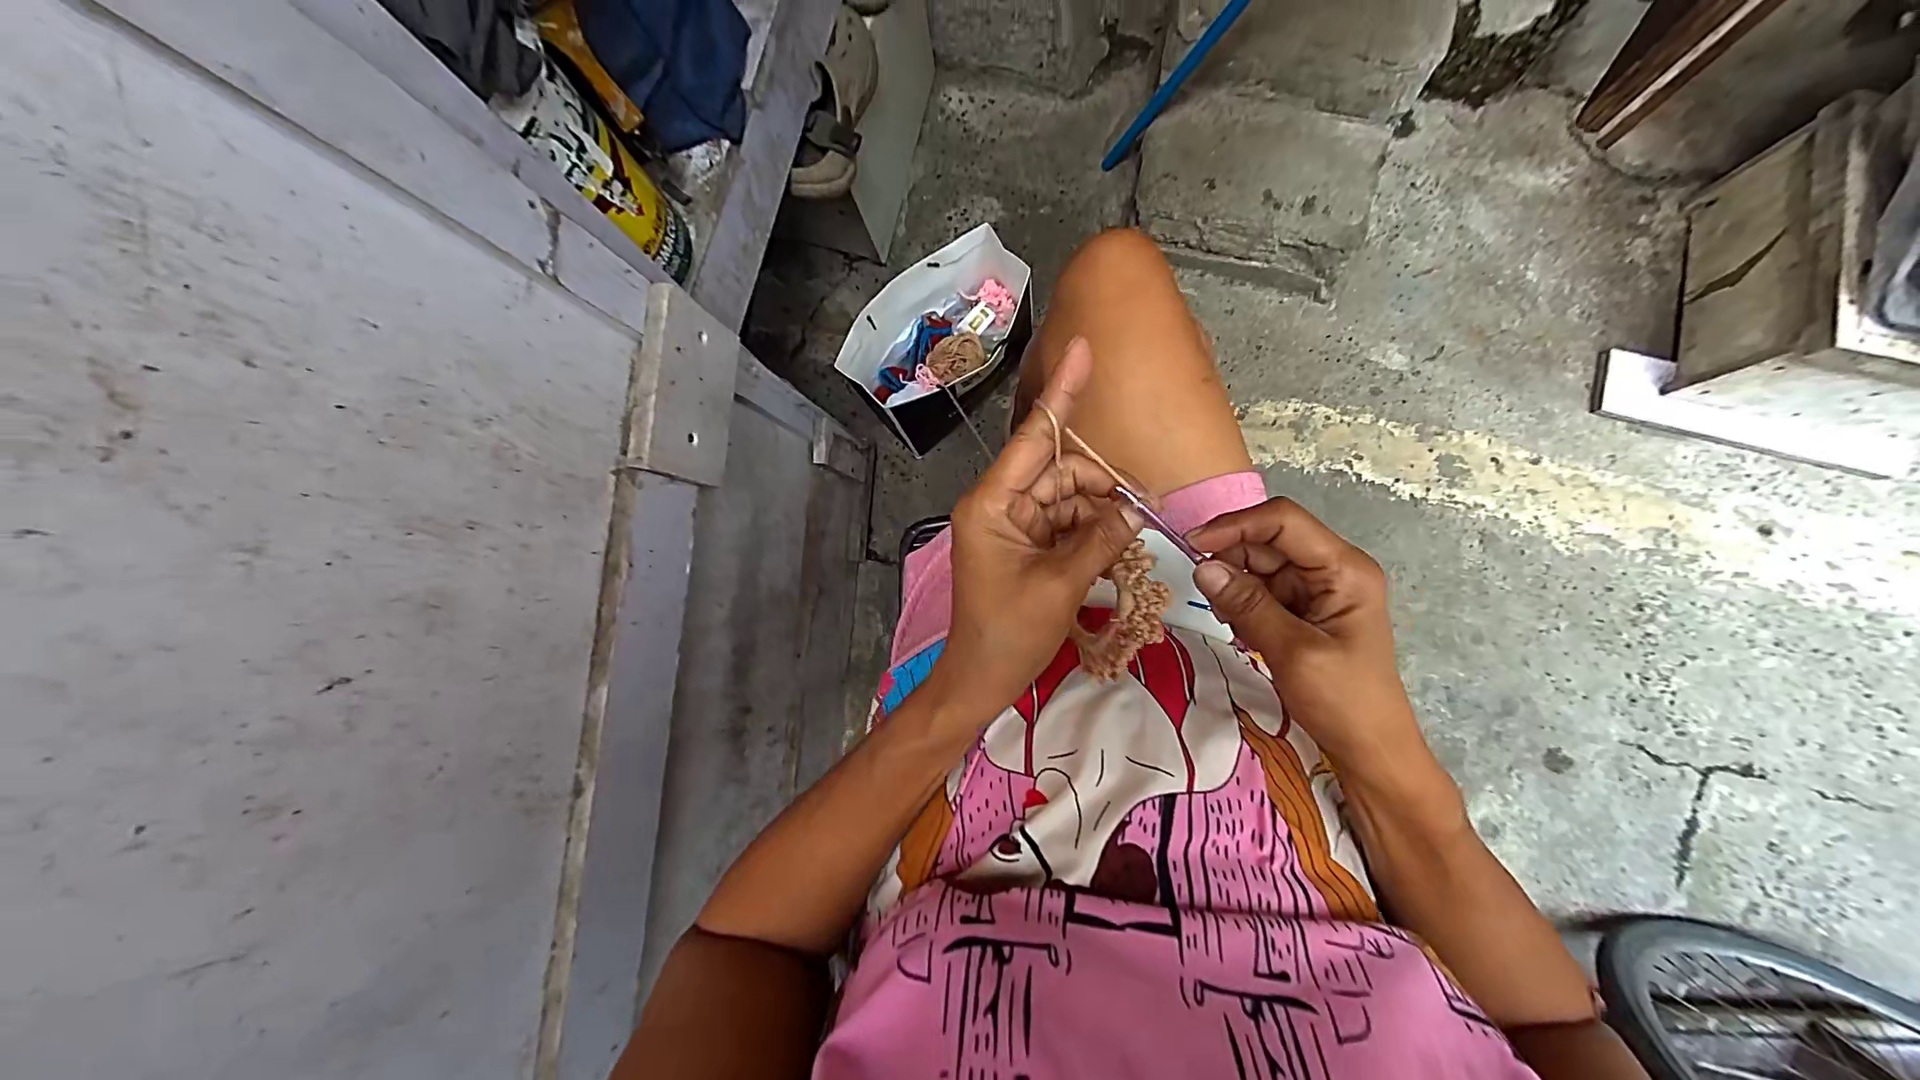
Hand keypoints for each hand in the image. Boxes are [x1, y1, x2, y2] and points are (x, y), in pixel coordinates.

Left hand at [929, 338, 1143, 721]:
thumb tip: (1136, 509)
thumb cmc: (1009, 634)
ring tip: (1132, 533)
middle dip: (1102, 483)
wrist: (982, 678)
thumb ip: (1100, 539)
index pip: (1035, 438)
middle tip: (1144, 506)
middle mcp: (1000, 503)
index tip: (1083, 349)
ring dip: (1100, 510)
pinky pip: (1064, 521)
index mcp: (993, 503)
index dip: (1063, 393)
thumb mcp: (1060, 584)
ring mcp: (1012, 523)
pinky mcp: (1024, 543)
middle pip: (1060, 469)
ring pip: (1067, 496)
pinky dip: (1091, 529)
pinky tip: (1115, 543)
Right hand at [1186, 498, 1425, 771]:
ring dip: (1234, 584)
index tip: (1192, 545)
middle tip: (1206, 593)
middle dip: (1231, 559)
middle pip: (1268, 540)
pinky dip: (1240, 602)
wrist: (1370, 749)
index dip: (1235, 526)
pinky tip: (1238, 627)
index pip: (1283, 521)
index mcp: (1344, 569)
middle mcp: (1332, 569)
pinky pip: (1260, 589)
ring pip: (1259, 565)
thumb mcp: (1292, 651)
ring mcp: (1317, 589)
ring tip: (1228, 619)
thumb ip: (1247, 604)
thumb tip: (1203, 568)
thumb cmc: (1343, 701)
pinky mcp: (1302, 609)